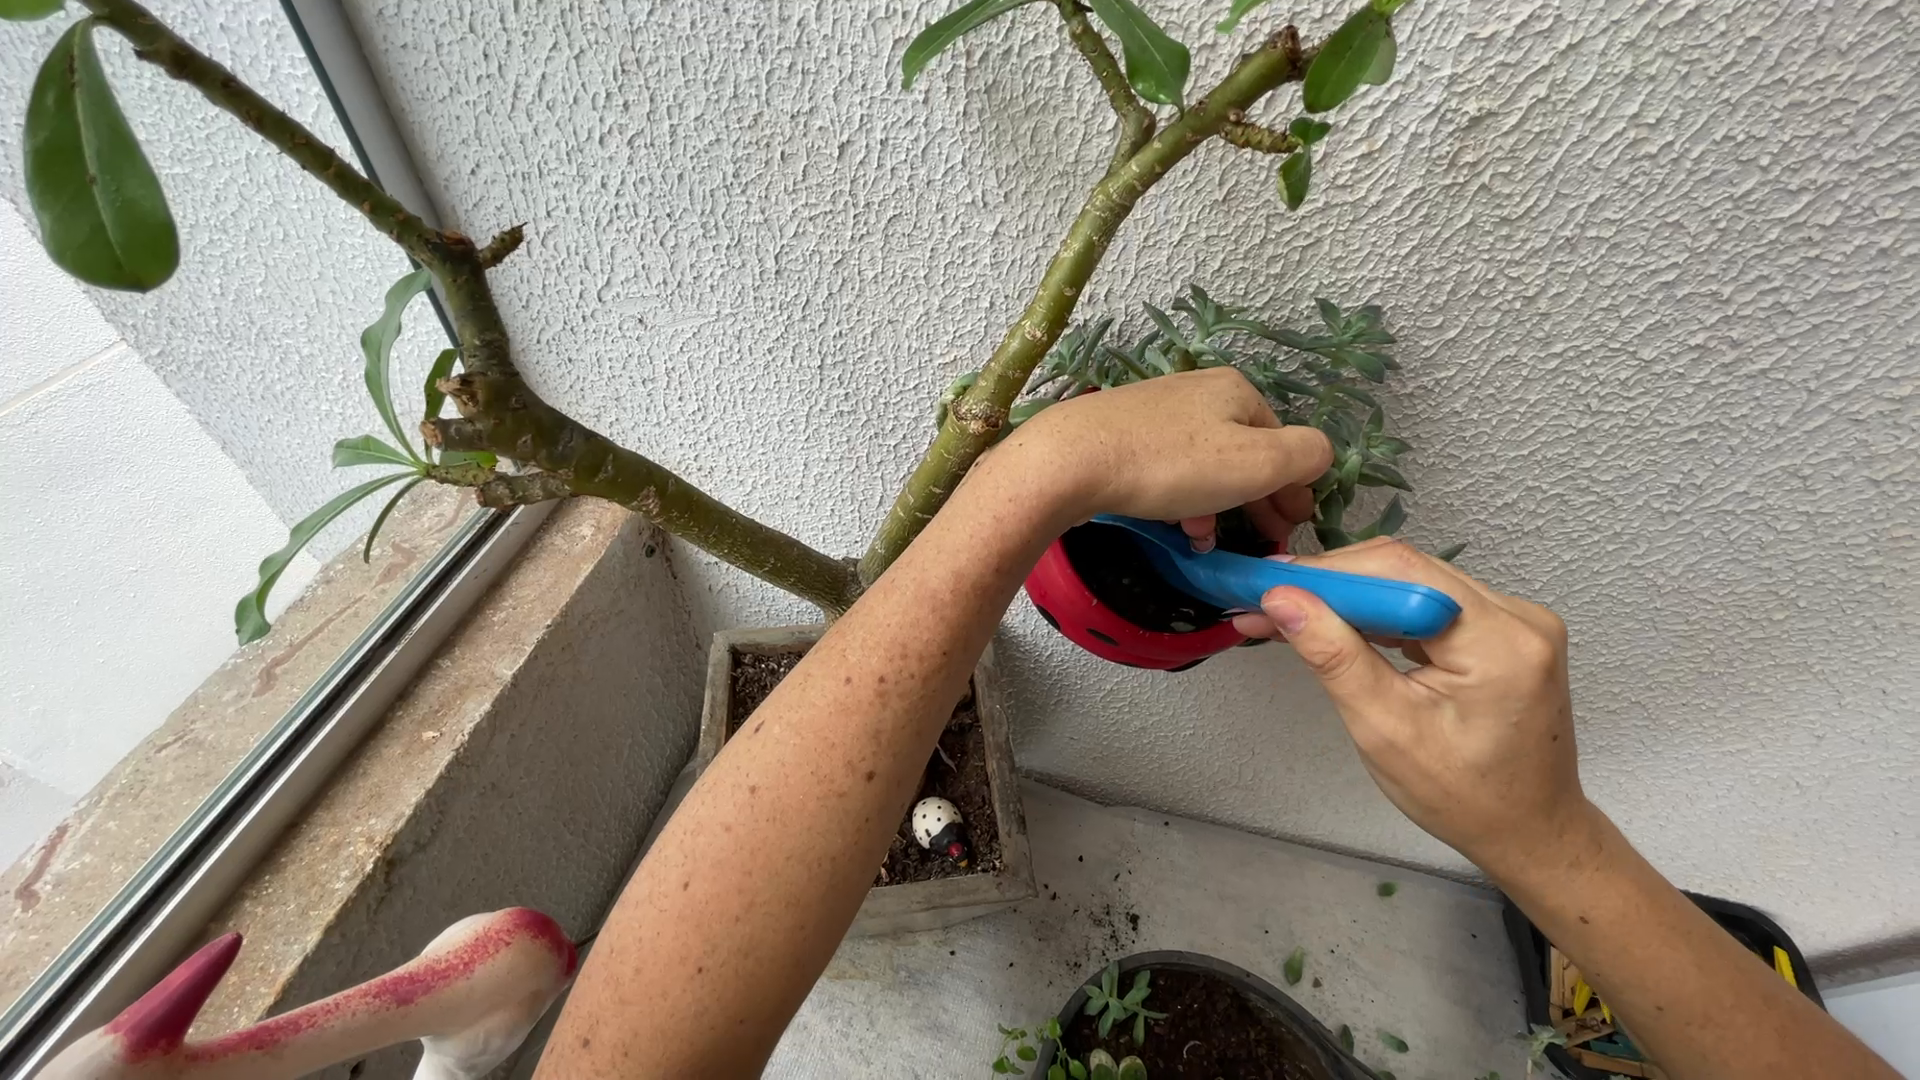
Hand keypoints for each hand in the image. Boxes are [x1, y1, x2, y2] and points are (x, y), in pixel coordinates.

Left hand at [999, 368, 1332, 524]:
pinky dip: (1178, 498)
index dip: (1292, 489)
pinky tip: (1173, 524)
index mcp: (1236, 391)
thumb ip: (1305, 455)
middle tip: (1259, 541)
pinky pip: (1165, 469)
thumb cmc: (1171, 463)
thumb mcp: (1257, 462)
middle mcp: (1196, 392)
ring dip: (1214, 505)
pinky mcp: (1120, 434)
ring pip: (1203, 465)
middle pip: (1243, 453)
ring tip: (1206, 541)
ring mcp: (1154, 411)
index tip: (1290, 530)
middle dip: (1255, 500)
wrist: (1070, 460)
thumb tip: (1318, 457)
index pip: (1284, 442)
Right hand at [1236, 538, 1589, 875]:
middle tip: (1266, 598)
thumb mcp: (1382, 727)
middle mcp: (1516, 615)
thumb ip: (1332, 656)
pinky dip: (1373, 610)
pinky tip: (1334, 624)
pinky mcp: (1498, 629)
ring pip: (1409, 581)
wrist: (1527, 831)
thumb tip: (1280, 599)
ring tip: (1289, 611)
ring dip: (1346, 595)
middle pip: (1404, 569)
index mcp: (1499, 640)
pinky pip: (1423, 600)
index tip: (1264, 583)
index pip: (1398, 572)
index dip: (1325, 573)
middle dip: (1329, 582)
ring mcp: (1512, 619)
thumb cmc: (1459, 795)